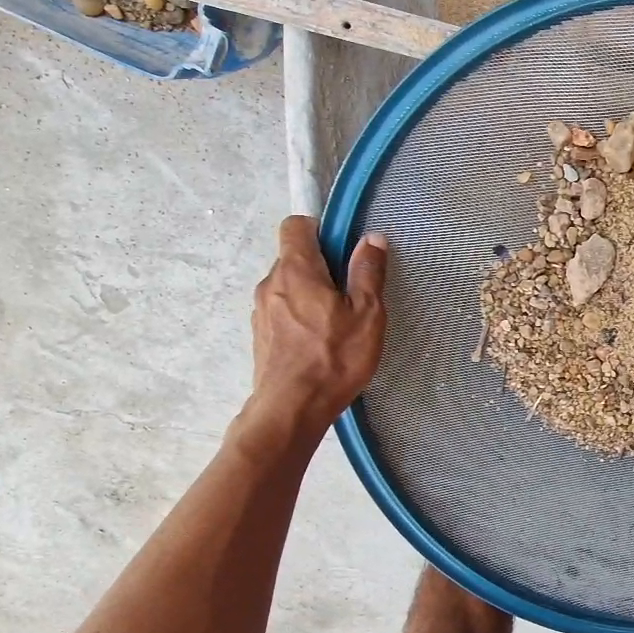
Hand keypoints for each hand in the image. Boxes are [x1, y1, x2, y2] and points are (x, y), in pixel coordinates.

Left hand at [246, 216, 387, 439]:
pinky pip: (284, 311)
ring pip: (290, 287)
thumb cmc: (335, 358)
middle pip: (295, 258)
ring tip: (339, 325)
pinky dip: (302, 316)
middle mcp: (271, 283)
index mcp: (297, 270)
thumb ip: (368, 273)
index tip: (346, 252)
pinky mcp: (261, 334)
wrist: (292, 407)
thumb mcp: (367, 314)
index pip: (296, 225)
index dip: (322, 230)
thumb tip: (372, 238)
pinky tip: (322, 343)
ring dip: (313, 295)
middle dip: (323, 268)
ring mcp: (261, 309)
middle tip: (352, 296)